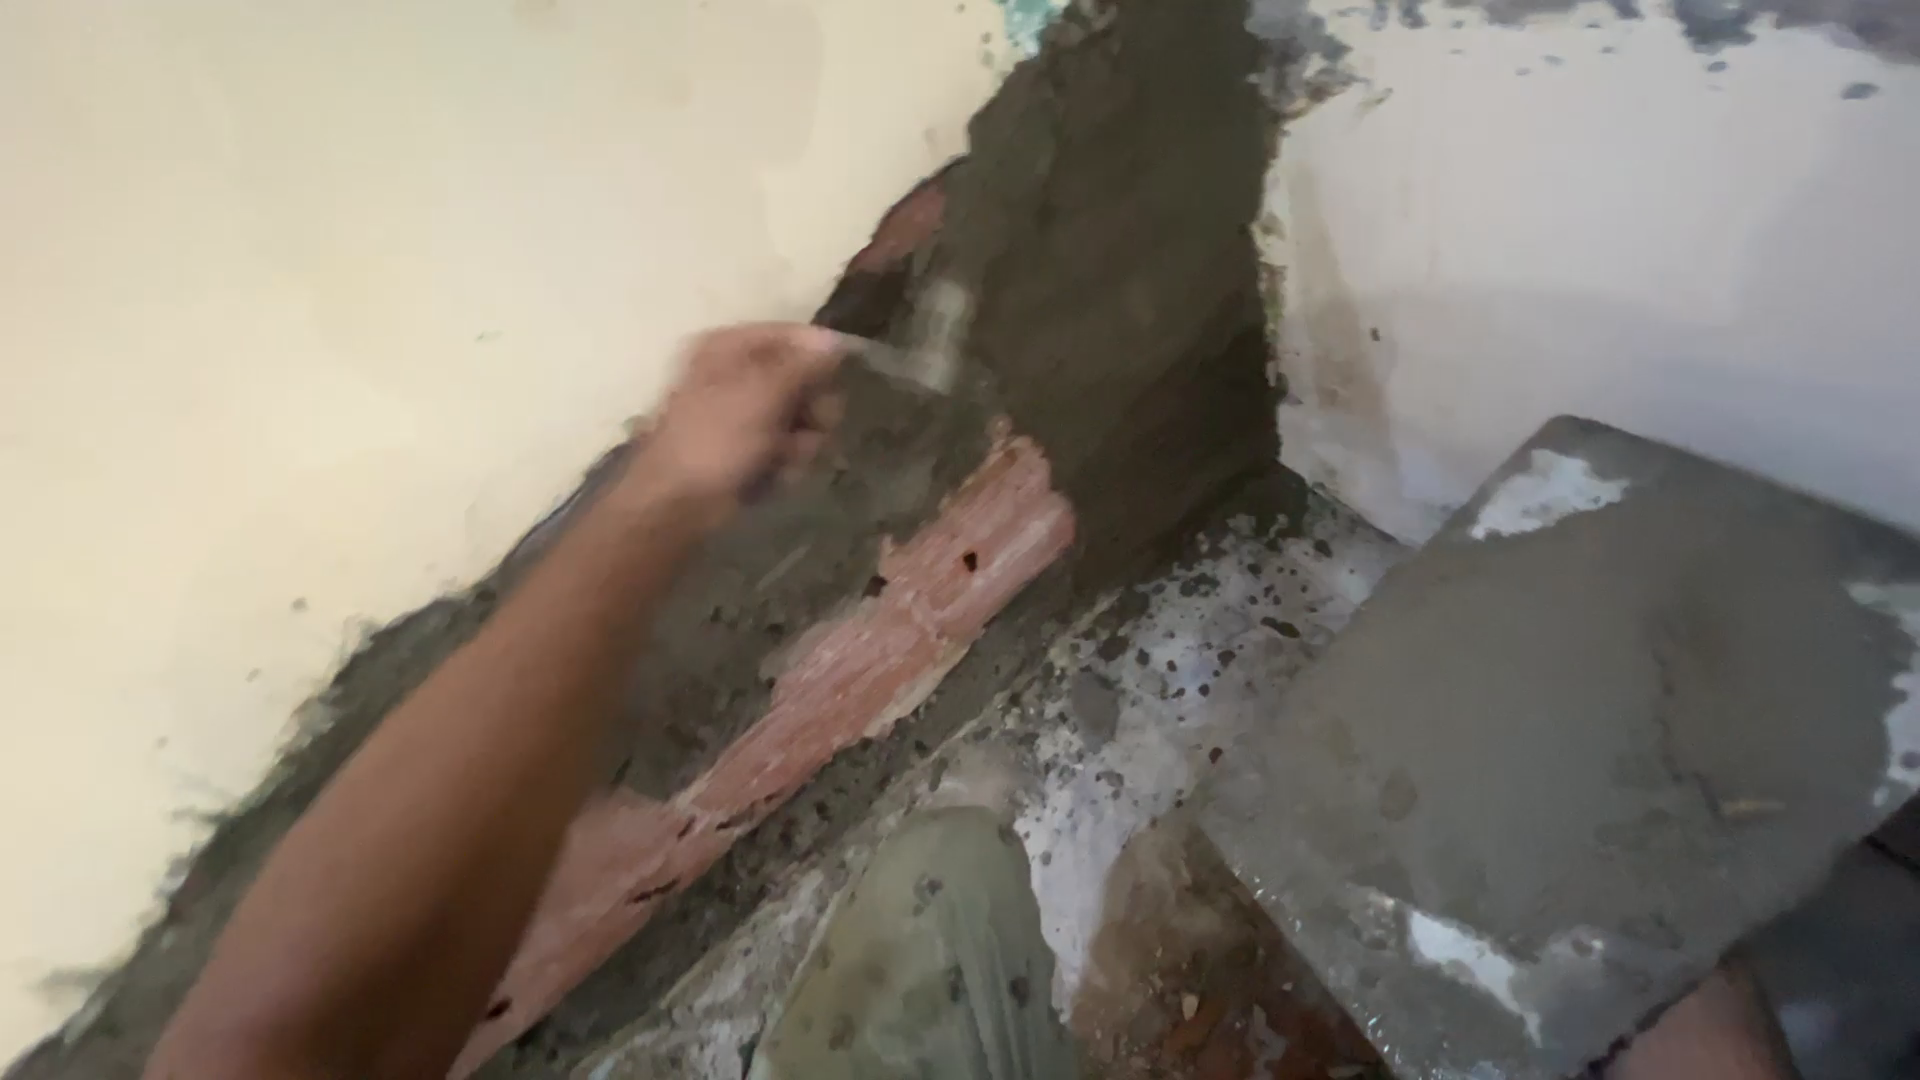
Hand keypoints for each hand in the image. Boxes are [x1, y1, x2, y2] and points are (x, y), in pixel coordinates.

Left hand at [630, 322, 846, 514]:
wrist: (678, 502)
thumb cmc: (715, 441)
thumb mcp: (761, 394)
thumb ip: (802, 365)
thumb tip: (835, 341)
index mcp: (730, 347)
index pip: (792, 336)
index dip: (821, 355)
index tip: (841, 378)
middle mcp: (738, 373)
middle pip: (803, 378)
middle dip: (812, 409)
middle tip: (811, 426)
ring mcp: (745, 413)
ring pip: (802, 417)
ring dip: (802, 441)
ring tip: (783, 458)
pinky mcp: (752, 446)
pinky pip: (789, 445)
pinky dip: (788, 461)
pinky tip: (775, 473)